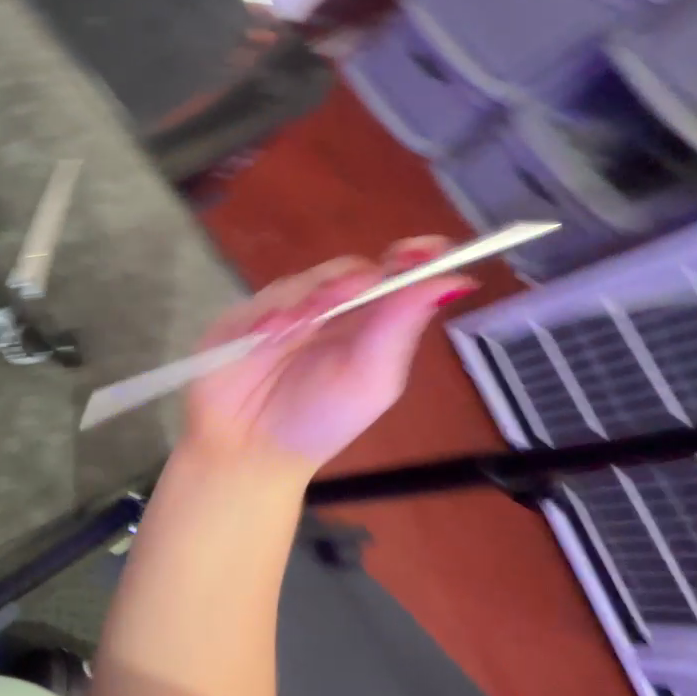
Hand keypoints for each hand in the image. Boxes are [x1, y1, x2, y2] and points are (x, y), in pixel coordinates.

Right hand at [184, 236, 476, 470]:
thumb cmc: (319, 421)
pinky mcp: (242, 317)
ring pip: (302, 281)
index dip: (412, 258)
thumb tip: (454, 282)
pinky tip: (270, 333)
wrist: (248, 445)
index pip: (397, 278)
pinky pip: (258, 299)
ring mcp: (284, 312)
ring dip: (308, 297)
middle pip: (347, 271)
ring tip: (300, 325)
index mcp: (371, 326)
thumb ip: (399, 328)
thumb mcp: (371, 379)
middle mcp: (331, 313)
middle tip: (355, 287)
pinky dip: (269, 312)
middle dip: (351, 277)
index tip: (422, 249)